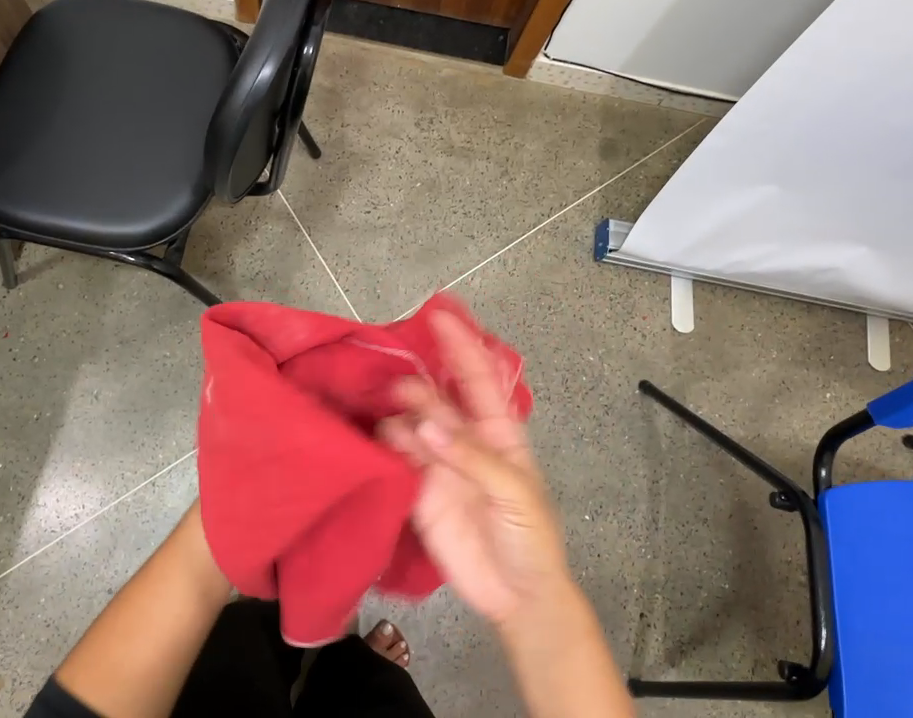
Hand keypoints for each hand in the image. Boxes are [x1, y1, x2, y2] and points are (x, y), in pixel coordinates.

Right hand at [380, 311, 570, 627]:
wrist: (518, 596)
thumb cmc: (532, 537)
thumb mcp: (516, 494)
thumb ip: (473, 458)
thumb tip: (427, 426)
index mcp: (498, 431)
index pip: (476, 378)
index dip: (460, 345)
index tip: (438, 315)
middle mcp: (464, 439)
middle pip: (437, 400)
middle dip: (419, 385)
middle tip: (399, 387)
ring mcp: (438, 464)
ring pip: (412, 426)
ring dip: (400, 417)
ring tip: (393, 425)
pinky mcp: (418, 492)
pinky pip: (397, 461)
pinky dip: (386, 447)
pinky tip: (379, 443)